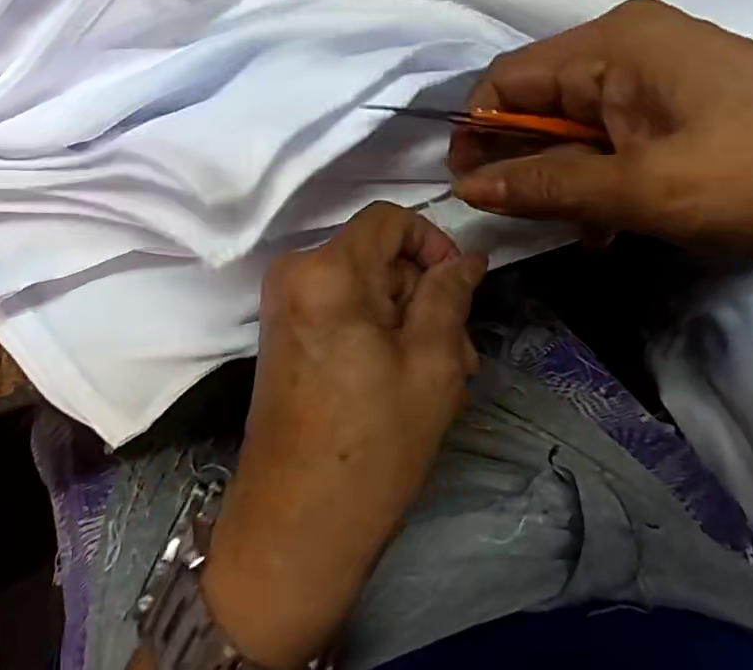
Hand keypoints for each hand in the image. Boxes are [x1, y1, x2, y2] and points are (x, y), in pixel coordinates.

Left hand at [200, 204, 486, 669]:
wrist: (294, 532)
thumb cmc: (372, 446)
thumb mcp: (432, 363)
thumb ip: (450, 295)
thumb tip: (468, 257)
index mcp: (327, 271)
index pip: (389, 219)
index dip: (432, 242)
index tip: (459, 287)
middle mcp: (295, 275)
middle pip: (378, 255)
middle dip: (424, 294)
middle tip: (461, 352)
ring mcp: (284, 307)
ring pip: (366, 286)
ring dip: (408, 320)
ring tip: (442, 377)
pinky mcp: (284, 336)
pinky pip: (343, 310)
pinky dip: (378, 332)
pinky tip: (405, 381)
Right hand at [447, 0, 752, 279]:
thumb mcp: (648, 190)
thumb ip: (549, 185)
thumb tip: (467, 185)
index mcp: (615, 42)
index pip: (508, 79)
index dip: (478, 134)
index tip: (468, 193)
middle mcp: (633, 42)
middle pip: (542, 99)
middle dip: (524, 160)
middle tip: (524, 222)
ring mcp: (666, 71)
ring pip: (580, 123)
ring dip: (566, 176)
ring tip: (582, 232)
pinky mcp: (692, 101)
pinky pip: (620, 134)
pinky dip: (606, 176)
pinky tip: (617, 222)